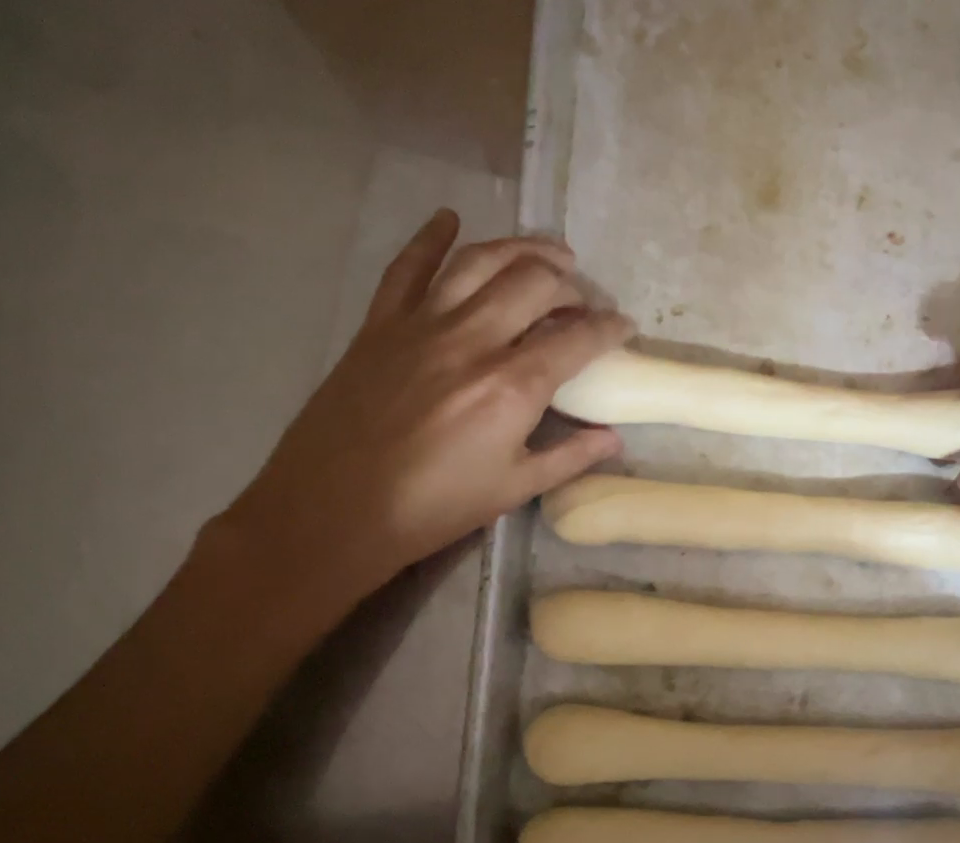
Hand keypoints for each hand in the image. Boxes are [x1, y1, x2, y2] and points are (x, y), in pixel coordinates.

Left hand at [220, 208, 630, 603]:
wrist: (334, 508)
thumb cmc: (433, 507)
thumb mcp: (513, 489)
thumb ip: (569, 457)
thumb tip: (612, 438)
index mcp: (512, 386)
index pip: (577, 338)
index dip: (609, 328)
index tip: (625, 326)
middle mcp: (473, 340)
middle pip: (534, 283)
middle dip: (570, 283)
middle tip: (582, 297)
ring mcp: (422, 324)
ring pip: (480, 261)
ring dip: (521, 248)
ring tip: (547, 252)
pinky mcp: (380, 324)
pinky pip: (407, 266)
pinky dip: (430, 237)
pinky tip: (448, 218)